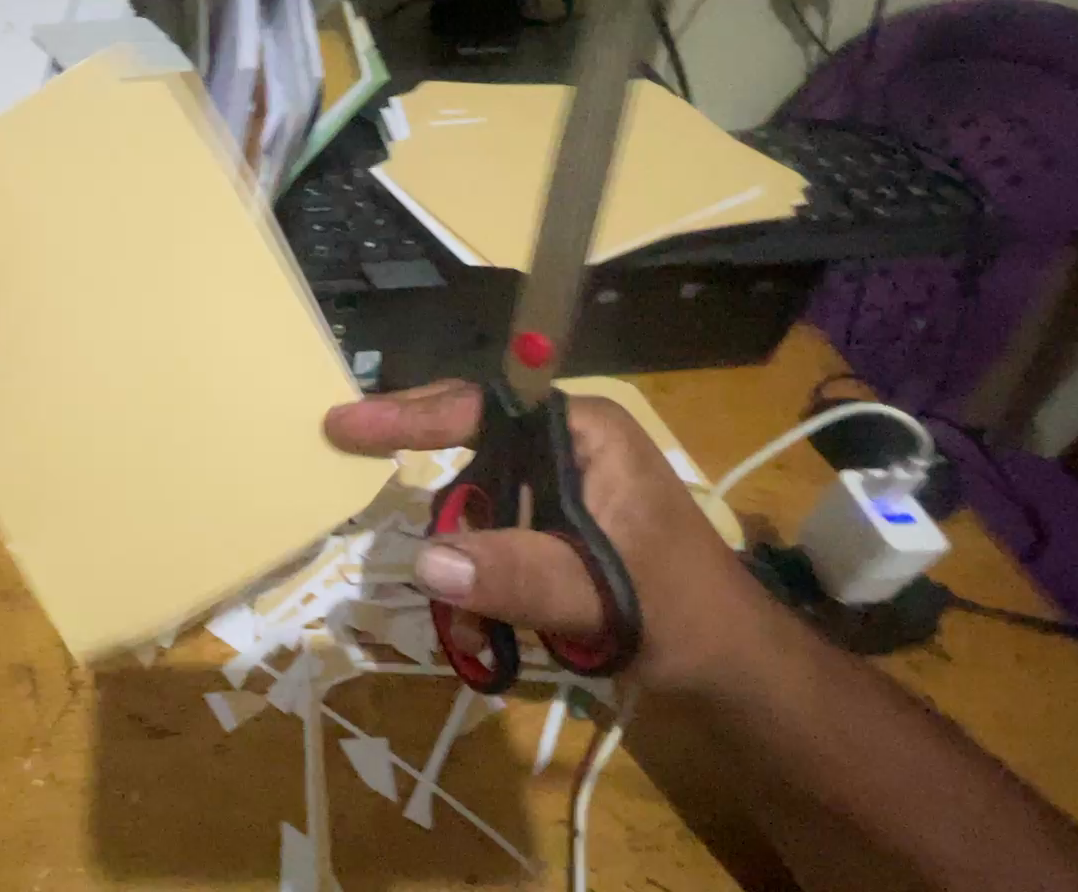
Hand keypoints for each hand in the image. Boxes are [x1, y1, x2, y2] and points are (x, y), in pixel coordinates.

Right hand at [325, 380, 773, 692]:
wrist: (731, 673)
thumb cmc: (686, 614)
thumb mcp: (602, 592)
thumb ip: (518, 574)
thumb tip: (424, 561)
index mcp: (582, 432)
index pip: (483, 405)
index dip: (412, 412)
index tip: (347, 426)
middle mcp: (562, 450)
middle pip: (468, 459)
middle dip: (444, 520)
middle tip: (405, 551)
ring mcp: (553, 493)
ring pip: (471, 511)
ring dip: (459, 570)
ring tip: (468, 636)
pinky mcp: (547, 533)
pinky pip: (485, 544)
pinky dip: (473, 590)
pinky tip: (483, 636)